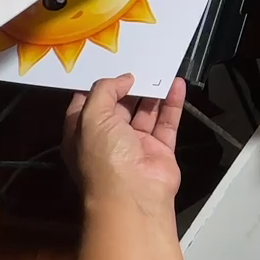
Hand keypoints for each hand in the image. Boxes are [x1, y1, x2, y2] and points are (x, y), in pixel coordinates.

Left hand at [63, 75, 186, 216]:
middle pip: (120, 107)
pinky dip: (172, 104)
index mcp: (83, 133)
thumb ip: (105, 91)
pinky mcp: (160, 149)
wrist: (133, 194)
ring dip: (153, 93)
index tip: (111, 66)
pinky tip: (177, 85)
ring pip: (145, 113)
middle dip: (130, 87)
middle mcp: (108, 139)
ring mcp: (136, 145)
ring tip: (161, 71)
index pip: (87, 104)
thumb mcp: (92, 117)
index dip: (98, 86)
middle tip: (141, 65)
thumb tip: (124, 79)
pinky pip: (166, 122)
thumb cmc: (104, 156)